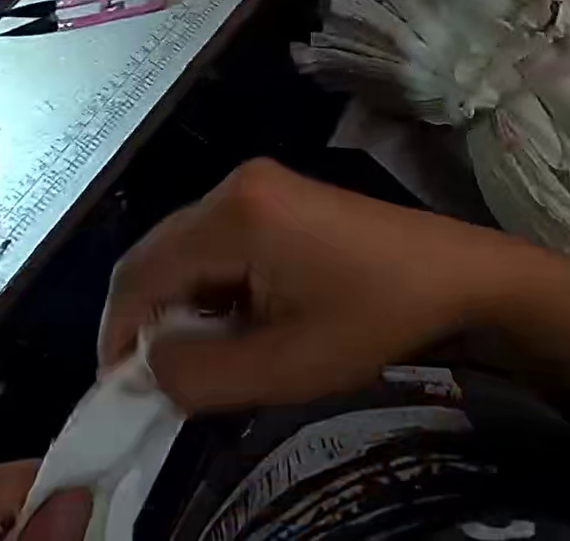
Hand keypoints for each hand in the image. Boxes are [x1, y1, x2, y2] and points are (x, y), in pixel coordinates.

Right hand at [98, 159, 524, 411]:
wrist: (451, 270)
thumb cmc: (374, 316)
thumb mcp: (285, 366)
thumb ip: (199, 374)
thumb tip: (147, 365)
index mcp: (235, 213)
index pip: (142, 269)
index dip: (119, 330)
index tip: (118, 387)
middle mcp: (234, 183)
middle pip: (159, 251)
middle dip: (148, 316)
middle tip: (161, 376)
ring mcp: (254, 182)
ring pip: (184, 246)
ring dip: (180, 301)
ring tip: (204, 352)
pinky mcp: (271, 192)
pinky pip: (214, 238)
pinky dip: (209, 282)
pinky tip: (235, 316)